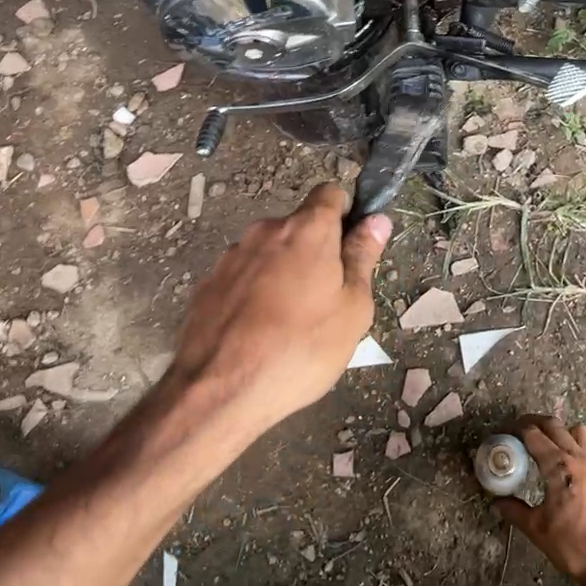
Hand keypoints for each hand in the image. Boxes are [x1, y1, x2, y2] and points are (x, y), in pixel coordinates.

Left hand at [165, 184, 389, 430]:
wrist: (218, 392)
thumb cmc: (300, 349)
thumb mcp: (352, 309)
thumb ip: (363, 258)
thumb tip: (378, 220)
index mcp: (308, 229)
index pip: (330, 193)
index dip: (345, 214)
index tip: (351, 249)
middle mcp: (266, 230)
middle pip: (300, 226)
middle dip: (315, 251)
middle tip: (327, 298)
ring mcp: (232, 256)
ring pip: (270, 252)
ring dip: (284, 272)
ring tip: (290, 322)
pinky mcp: (207, 283)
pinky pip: (243, 276)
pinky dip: (255, 292)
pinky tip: (258, 331)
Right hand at [493, 417, 585, 585]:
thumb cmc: (573, 545)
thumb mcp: (538, 530)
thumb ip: (515, 511)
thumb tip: (498, 502)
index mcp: (559, 466)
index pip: (533, 434)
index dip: (515, 429)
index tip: (502, 433)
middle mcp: (578, 457)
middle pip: (554, 425)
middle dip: (533, 422)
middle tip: (517, 430)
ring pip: (576, 430)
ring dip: (559, 430)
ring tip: (545, 443)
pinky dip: (573, 444)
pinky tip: (565, 464)